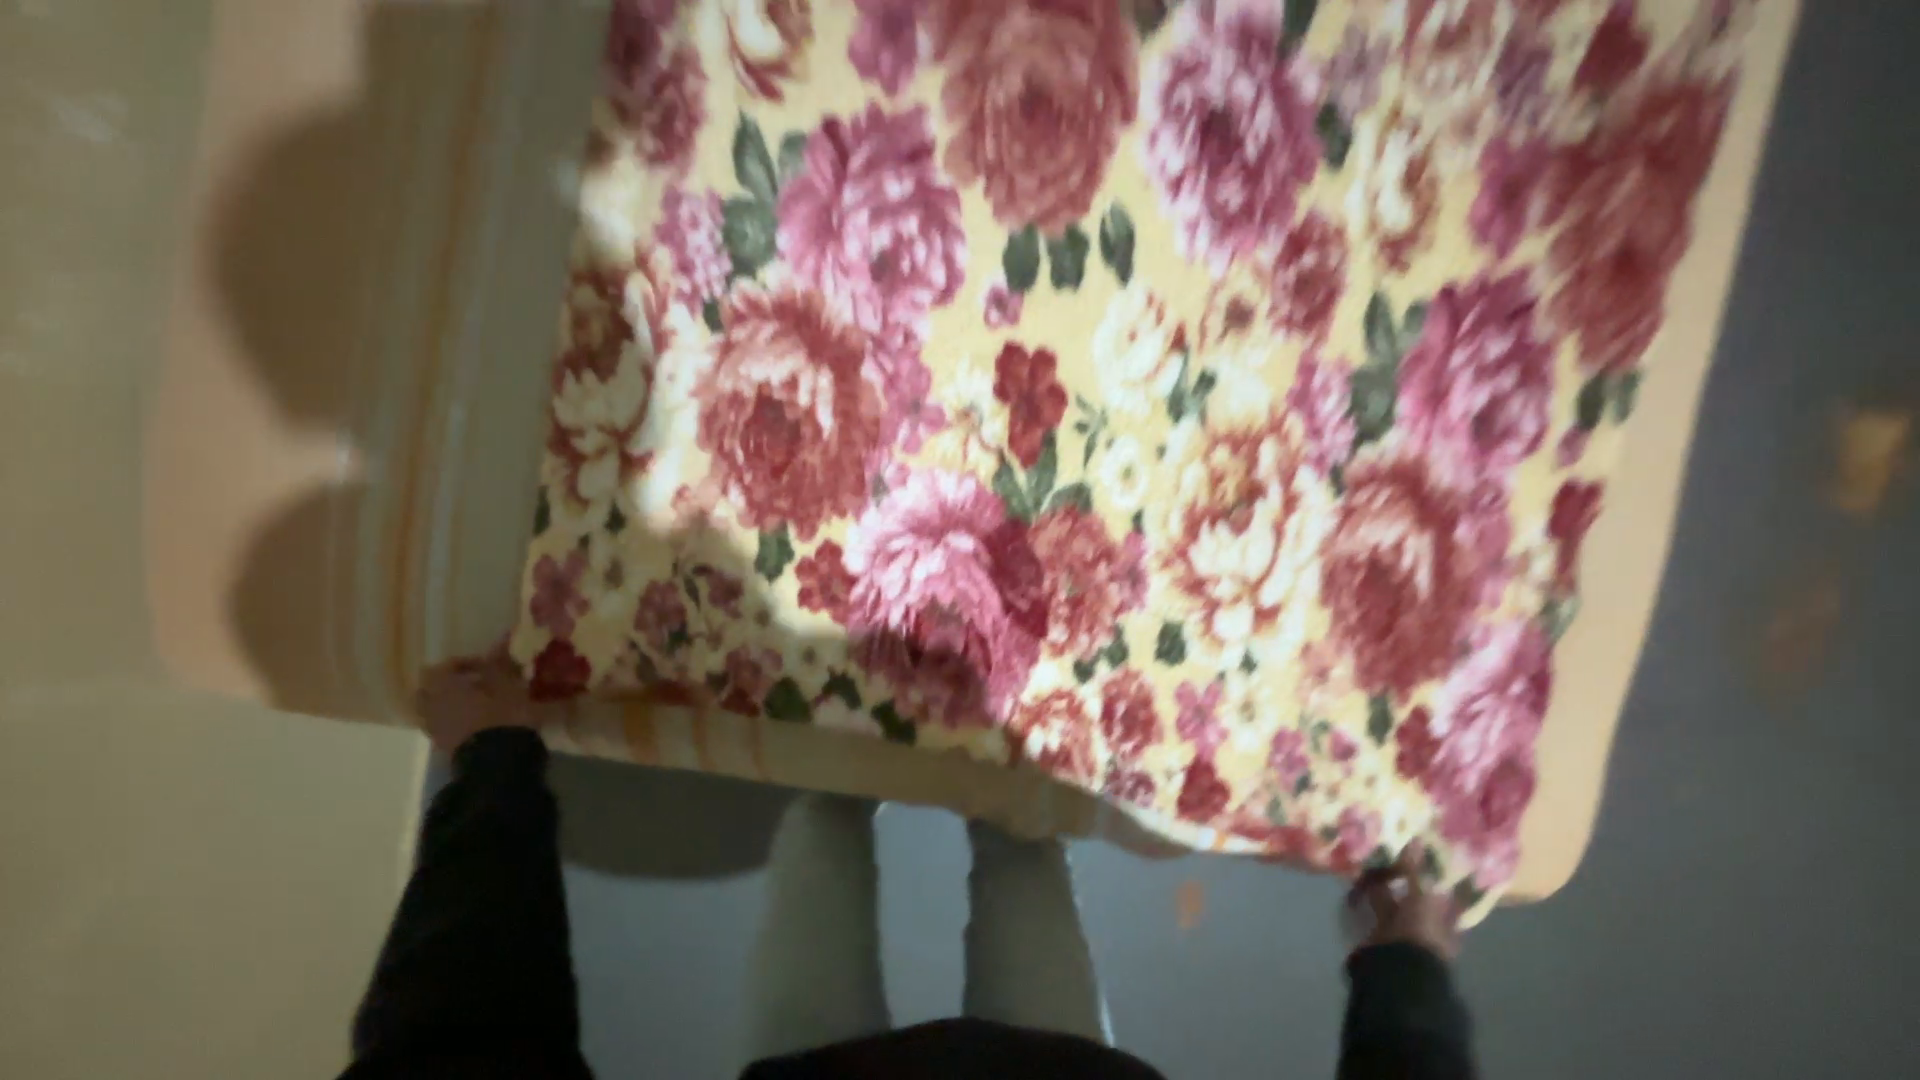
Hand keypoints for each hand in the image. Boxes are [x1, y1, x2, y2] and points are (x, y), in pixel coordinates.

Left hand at [412, 649, 570, 753]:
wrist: (496, 761)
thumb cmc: (500, 715)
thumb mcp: (506, 685)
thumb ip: (499, 663)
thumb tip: (500, 639)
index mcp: (441, 686)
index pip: (443, 666)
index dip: (464, 663)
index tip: (487, 665)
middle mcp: (430, 705)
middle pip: (430, 688)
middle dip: (450, 683)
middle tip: (475, 683)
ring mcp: (434, 728)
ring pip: (435, 709)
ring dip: (452, 703)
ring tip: (479, 703)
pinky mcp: (444, 746)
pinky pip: (444, 725)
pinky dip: (456, 719)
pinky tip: (479, 721)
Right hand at [1347, 841, 1460, 959]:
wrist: (1397, 965)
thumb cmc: (1420, 930)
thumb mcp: (1421, 896)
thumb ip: (1416, 870)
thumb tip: (1416, 838)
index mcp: (1445, 916)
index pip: (1437, 887)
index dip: (1426, 869)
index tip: (1412, 849)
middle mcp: (1427, 922)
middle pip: (1413, 893)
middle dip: (1400, 875)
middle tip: (1385, 849)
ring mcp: (1402, 927)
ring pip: (1392, 899)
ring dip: (1381, 883)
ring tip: (1367, 859)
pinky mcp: (1380, 931)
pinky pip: (1374, 907)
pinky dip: (1366, 894)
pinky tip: (1357, 878)